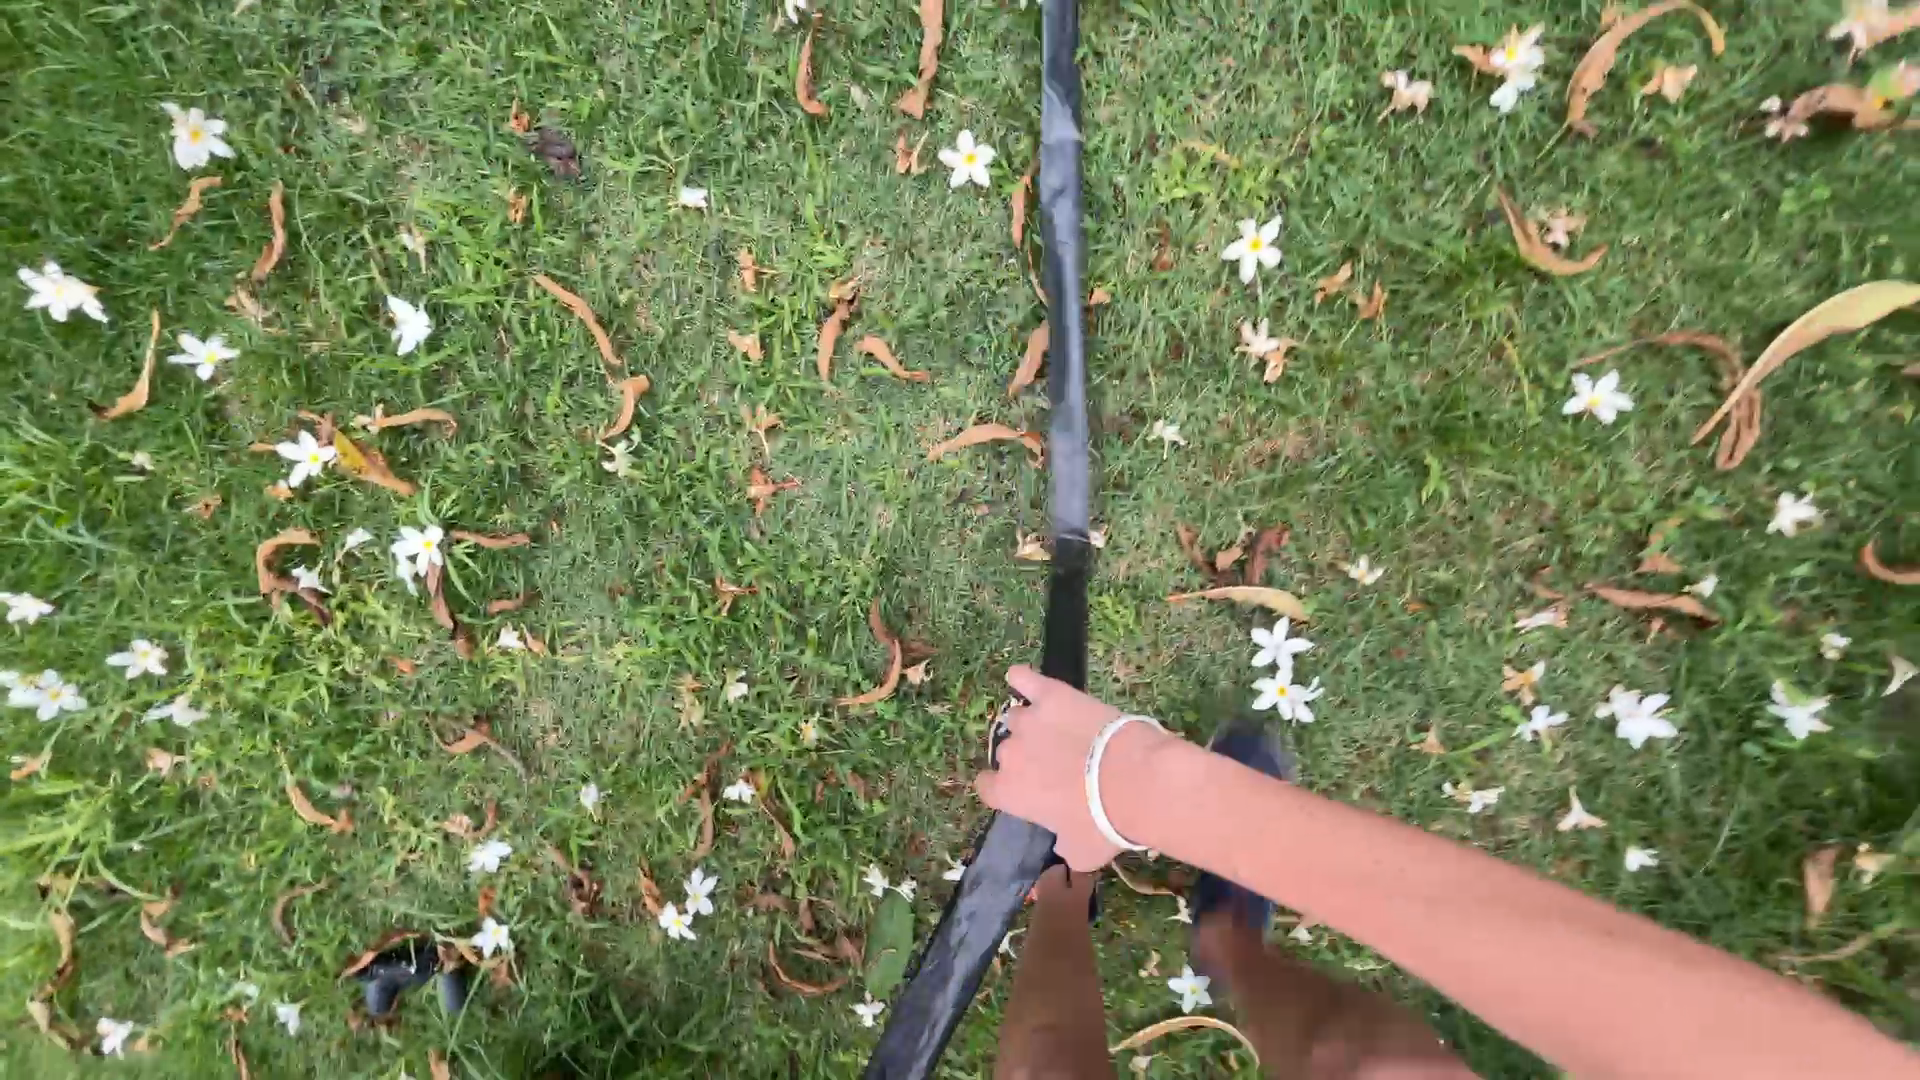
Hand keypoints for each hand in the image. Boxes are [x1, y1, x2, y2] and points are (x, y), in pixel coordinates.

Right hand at [973, 665, 1170, 871]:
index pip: (986, 787)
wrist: (1133, 779)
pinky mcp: (1051, 694)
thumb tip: (1063, 842)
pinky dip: (1022, 679)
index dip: (1003, 788)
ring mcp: (1029, 719)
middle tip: (1054, 766)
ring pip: (1017, 718)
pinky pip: (1026, 680)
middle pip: (1006, 752)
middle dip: (1025, 758)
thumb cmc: (1104, 822)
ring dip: (1030, 725)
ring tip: (1054, 731)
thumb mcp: (1081, 852)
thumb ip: (1063, 845)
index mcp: (1009, 792)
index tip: (1022, 791)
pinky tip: (1019, 677)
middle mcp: (1010, 753)